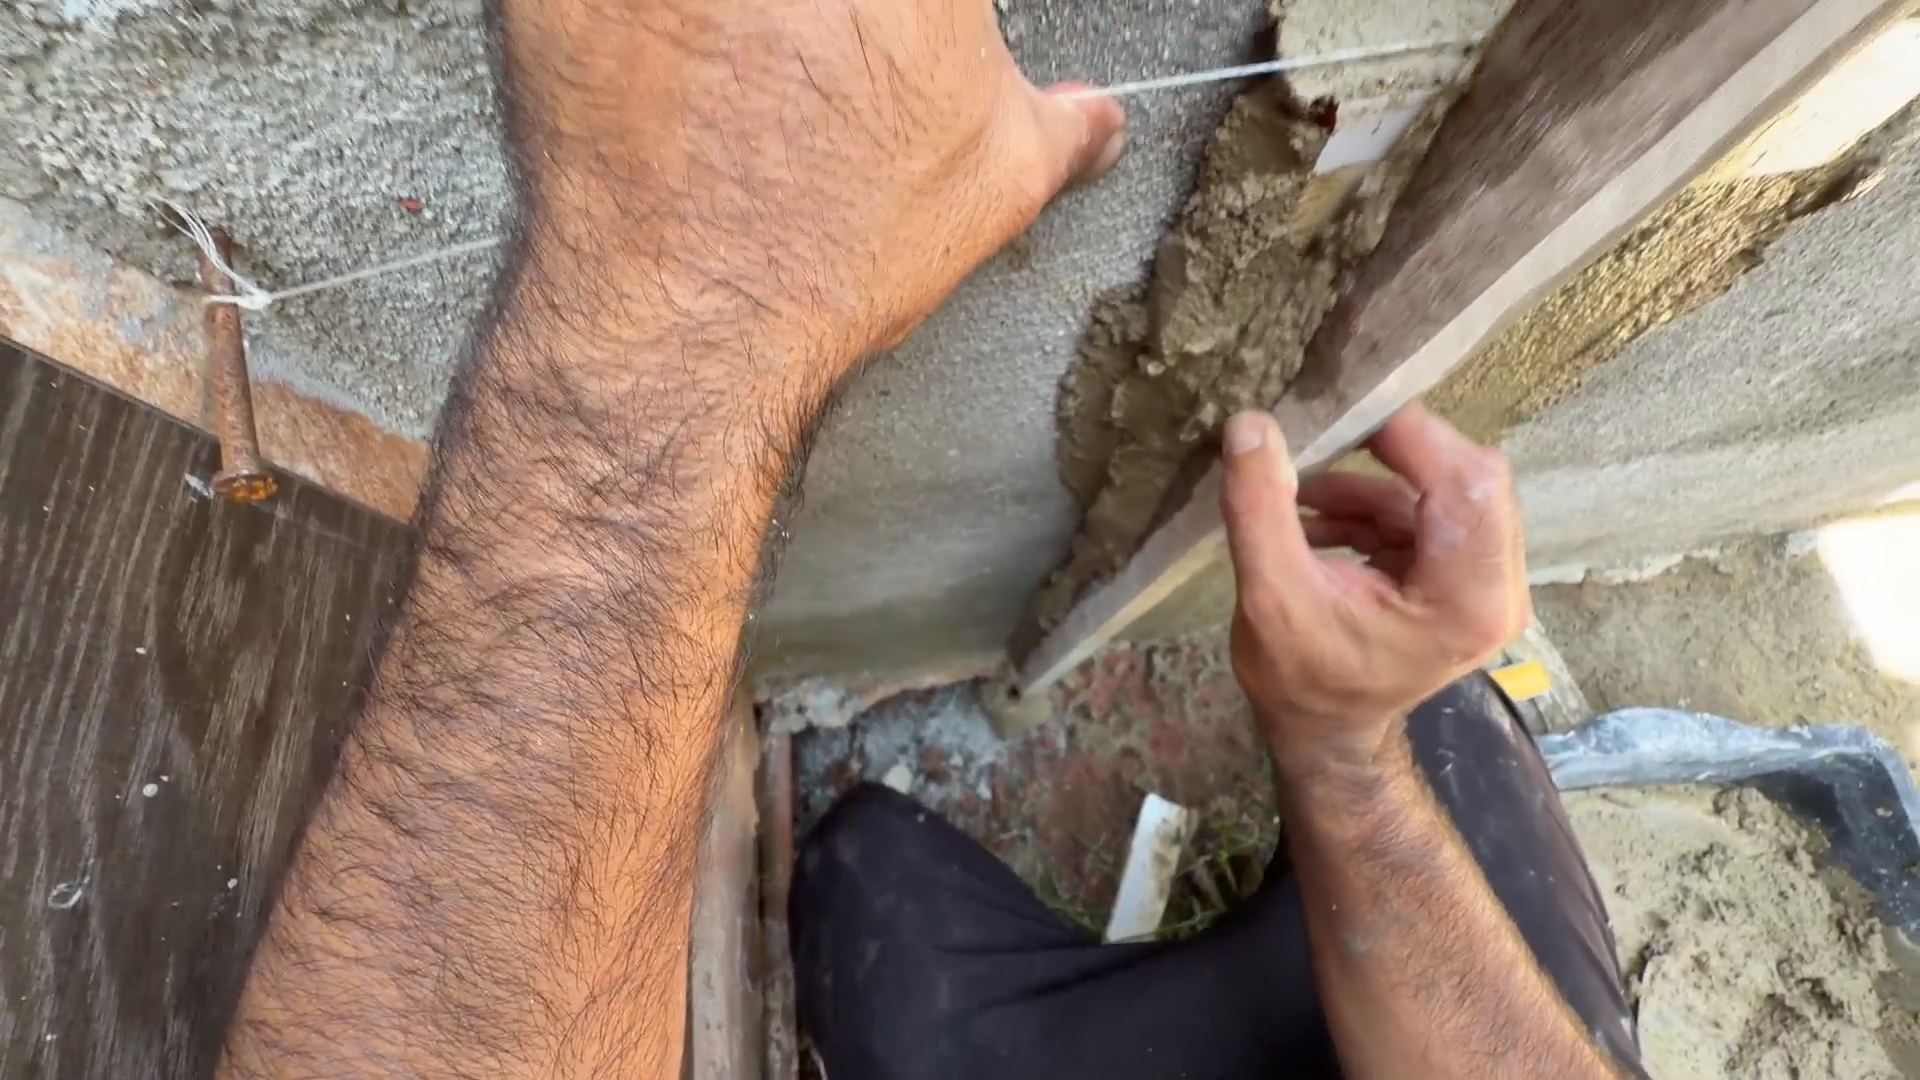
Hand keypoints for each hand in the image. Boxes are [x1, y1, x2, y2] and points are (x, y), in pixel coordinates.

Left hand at [493, 0, 1124, 397]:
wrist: (704, 320)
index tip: (888, 67)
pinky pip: (616, 0)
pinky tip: (671, 79)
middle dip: (824, 35)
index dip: (903, 35)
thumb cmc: (850, 244)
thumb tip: (1099, 123)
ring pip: (731, 5)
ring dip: (736, 33)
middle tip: (808, 80)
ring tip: (741, 90)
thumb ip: (1060, 128)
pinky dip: (642, 26)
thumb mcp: (997, 185)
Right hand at [1218, 405, 1531, 780]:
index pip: (1468, 484)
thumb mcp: (1267, 596)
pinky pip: (1419, 514)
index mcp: (1468, 601)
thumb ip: (1259, 509)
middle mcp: (1496, 587)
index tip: (1341, 413)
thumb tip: (1250, 425)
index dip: (1410, 437)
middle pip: (1464, 480)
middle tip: (1316, 443)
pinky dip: (1364, 508)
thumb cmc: (1298, 678)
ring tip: (1295, 497)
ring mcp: (1481, 581)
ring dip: (1364, 485)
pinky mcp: (1453, 576)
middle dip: (1386, 455)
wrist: (1320, 728)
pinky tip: (1310, 521)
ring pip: (1437, 492)